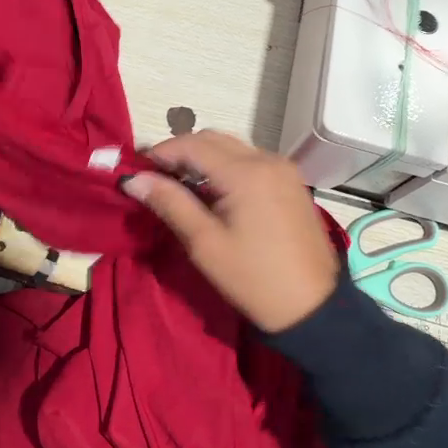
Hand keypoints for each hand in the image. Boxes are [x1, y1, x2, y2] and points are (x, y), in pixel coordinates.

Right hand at [121, 131, 338, 332]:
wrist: (313, 308)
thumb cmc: (253, 279)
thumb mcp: (205, 244)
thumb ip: (170, 203)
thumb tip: (134, 180)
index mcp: (246, 172)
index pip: (193, 144)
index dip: (161, 152)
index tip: (137, 169)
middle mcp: (267, 159)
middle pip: (213, 139)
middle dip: (181, 151)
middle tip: (155, 177)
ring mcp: (283, 169)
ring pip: (233, 147)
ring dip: (204, 157)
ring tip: (181, 185)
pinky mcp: (292, 182)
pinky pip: (251, 160)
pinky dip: (226, 166)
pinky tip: (213, 192)